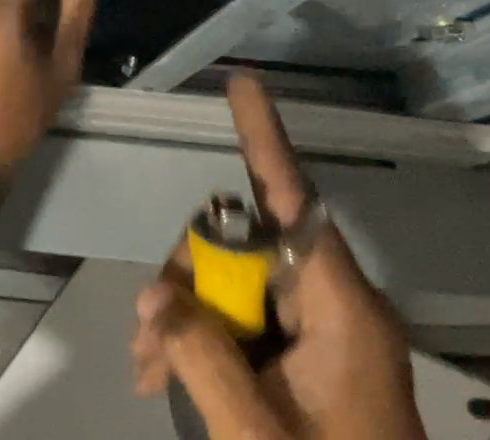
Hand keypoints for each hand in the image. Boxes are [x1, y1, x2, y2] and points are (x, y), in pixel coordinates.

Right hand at [132, 74, 425, 439]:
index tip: (245, 84)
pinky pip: (235, 318)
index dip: (266, 141)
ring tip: (149, 368)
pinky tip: (163, 371)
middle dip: (184, 279)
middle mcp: (332, 307)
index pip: (295, 205)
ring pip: (228, 283)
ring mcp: (317, 331)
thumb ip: (200, 358)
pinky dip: (195, 338)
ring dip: (180, 317)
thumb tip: (155, 296)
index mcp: (343, 314)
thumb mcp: (257, 435)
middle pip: (240, 248)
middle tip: (147, 339)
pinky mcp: (302, 354)